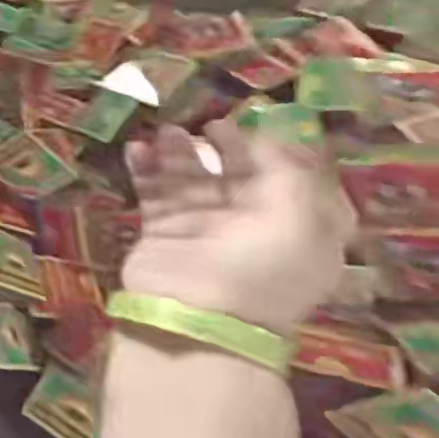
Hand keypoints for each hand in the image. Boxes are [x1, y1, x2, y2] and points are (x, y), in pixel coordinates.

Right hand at [121, 120, 354, 334]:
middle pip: (239, 174)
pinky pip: (154, 192)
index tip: (257, 125)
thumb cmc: (258, 267)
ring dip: (178, 153)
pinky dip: (145, 169)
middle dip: (223, 147)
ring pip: (192, 179)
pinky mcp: (163, 229)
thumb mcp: (295, 218)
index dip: (280, 150)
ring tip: (163, 131)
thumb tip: (267, 137)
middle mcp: (254, 223)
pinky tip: (137, 150)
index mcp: (301, 224)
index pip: (297, 177)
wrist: (195, 312)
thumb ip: (286, 172)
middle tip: (205, 125)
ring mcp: (205, 226)